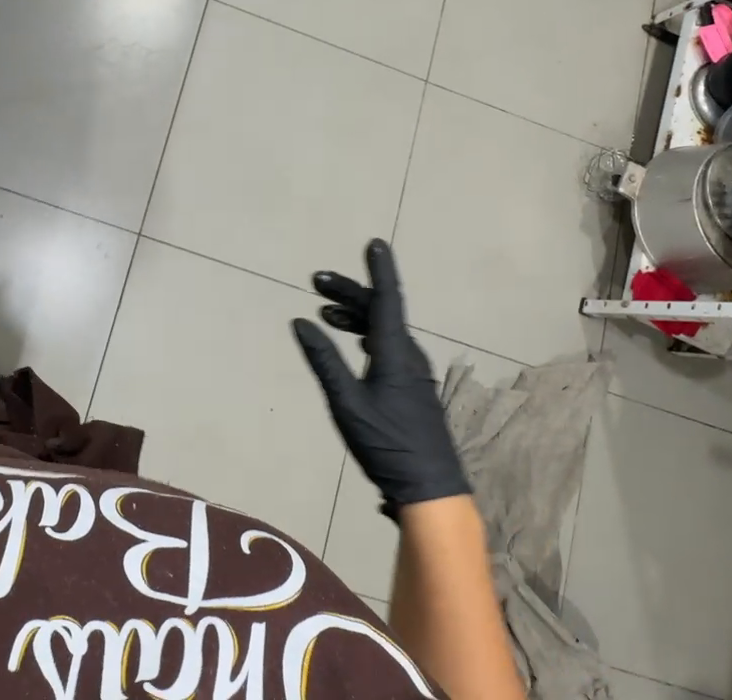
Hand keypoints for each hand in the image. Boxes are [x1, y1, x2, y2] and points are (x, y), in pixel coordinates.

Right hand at [291, 238, 470, 518]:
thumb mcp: (346, 402)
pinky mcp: (412, 387)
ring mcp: (413, 371)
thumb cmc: (386, 442)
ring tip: (327, 312)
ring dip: (355, 315)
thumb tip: (301, 321)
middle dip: (350, 292)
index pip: (386, 299)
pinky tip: (353, 344)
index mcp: (395, 352)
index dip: (379, 270)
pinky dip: (365, 334)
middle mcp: (409, 354)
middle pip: (381, 311)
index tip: (375, 243)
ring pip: (384, 328)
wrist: (430, 487)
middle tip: (317, 281)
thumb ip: (324, 360)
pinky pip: (388, 345)